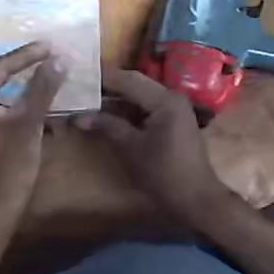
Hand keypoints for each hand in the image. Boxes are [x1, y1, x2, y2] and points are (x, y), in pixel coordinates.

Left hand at [0, 43, 65, 221]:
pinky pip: (1, 106)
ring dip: (25, 85)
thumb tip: (59, 59)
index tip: (50, 46)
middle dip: (25, 66)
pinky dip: (20, 102)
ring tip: (49, 72)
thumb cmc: (11, 163)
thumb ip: (43, 88)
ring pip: (1, 92)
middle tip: (50, 54)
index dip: (26, 55)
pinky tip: (41, 100)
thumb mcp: (30, 122)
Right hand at [73, 69, 235, 224]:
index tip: (78, 76)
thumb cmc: (163, 173)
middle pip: (135, 84)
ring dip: (117, 98)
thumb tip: (78, 116)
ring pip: (141, 95)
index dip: (103, 78)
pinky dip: (129, 109)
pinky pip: (148, 107)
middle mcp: (172, 96)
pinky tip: (108, 113)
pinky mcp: (174, 120)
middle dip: (108, 87)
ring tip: (88, 98)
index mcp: (165, 99)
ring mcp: (175, 108)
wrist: (195, 198)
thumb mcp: (131, 148)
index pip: (129, 80)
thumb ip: (107, 125)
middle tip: (79, 86)